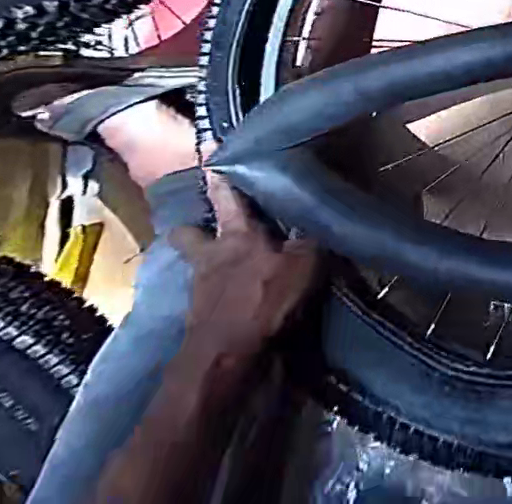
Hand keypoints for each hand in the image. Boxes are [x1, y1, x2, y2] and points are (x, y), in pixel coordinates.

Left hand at [166, 175, 321, 358]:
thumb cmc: (263, 299)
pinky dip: (218, 288)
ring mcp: (199, 287)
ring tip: (225, 257)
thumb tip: (321, 214)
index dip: (222, 176)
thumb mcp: (303, 263)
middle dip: (195, 225)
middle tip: (208, 219)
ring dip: (205, 258)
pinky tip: (235, 289)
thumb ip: (310, 238)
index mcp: (236, 235)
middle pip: (191, 233)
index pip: (228, 196)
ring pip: (196, 262)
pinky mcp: (199, 315)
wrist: (224, 357)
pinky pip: (206, 291)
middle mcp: (211, 255)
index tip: (214, 153)